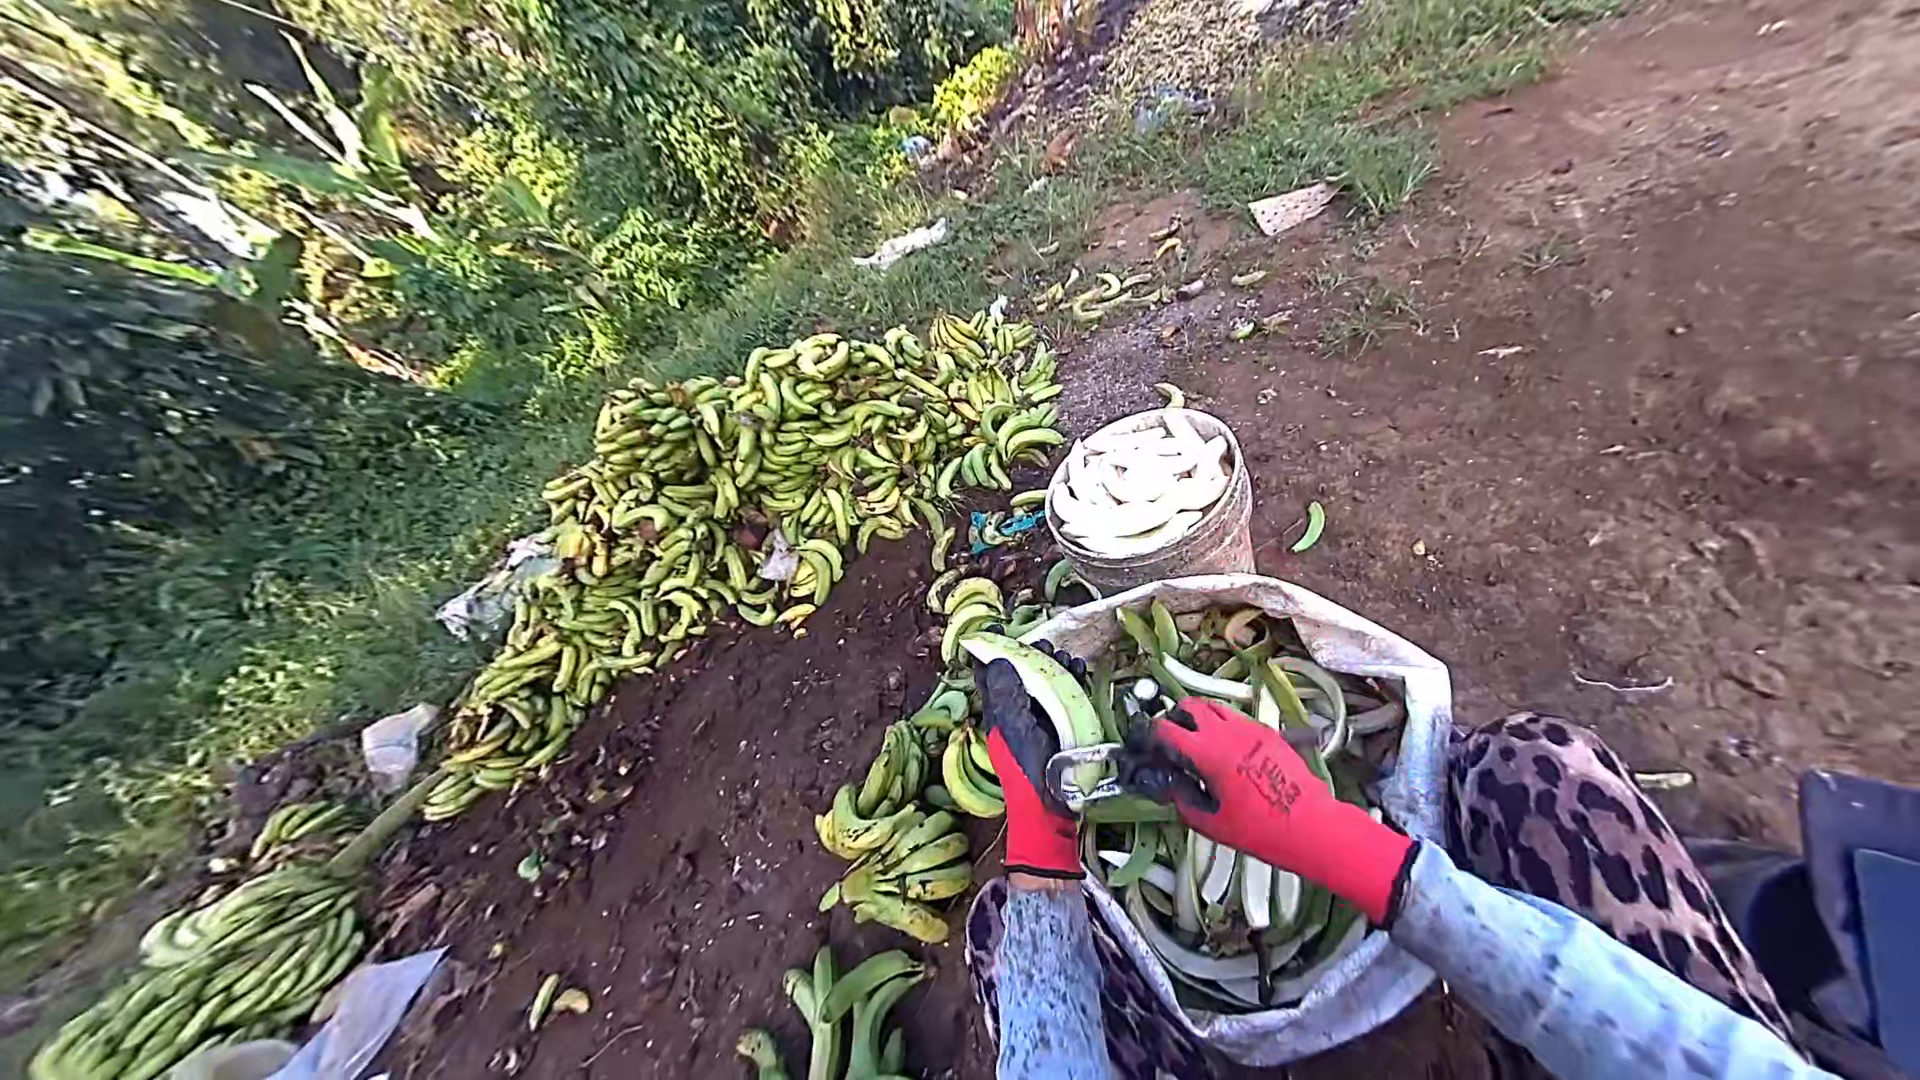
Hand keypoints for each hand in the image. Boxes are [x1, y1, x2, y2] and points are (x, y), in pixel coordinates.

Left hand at [975, 641, 1086, 880]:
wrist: (1052, 807)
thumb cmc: (1028, 769)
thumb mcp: (1014, 728)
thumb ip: (1006, 693)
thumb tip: (999, 657)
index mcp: (998, 710)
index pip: (987, 673)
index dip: (989, 650)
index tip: (994, 629)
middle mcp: (1016, 710)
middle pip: (1020, 673)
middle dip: (1032, 655)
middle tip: (1046, 647)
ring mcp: (1040, 718)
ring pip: (1044, 681)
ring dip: (1055, 665)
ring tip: (1066, 658)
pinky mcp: (1062, 724)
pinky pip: (1066, 695)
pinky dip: (1073, 680)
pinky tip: (1081, 671)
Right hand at [1120, 698, 1415, 923]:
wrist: (1315, 828)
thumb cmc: (1261, 831)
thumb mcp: (1212, 823)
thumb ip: (1183, 799)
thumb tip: (1171, 785)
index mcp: (1206, 752)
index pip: (1164, 729)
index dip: (1150, 737)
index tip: (1147, 748)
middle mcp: (1225, 731)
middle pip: (1188, 706)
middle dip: (1174, 718)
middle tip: (1172, 740)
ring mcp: (1249, 728)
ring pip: (1214, 706)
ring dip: (1199, 718)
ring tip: (1199, 741)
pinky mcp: (1269, 732)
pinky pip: (1237, 718)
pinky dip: (1224, 726)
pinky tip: (1228, 751)